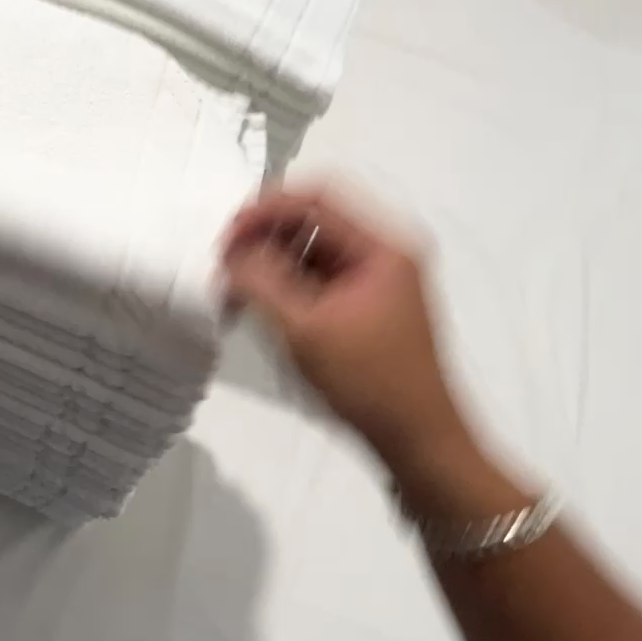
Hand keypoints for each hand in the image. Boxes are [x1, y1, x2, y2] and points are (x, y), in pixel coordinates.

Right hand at [222, 186, 470, 462]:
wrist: (418, 440)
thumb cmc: (367, 381)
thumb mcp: (305, 329)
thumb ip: (262, 282)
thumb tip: (230, 252)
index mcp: (382, 247)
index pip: (315, 201)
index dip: (263, 210)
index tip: (224, 238)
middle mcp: (382, 253)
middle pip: (310, 222)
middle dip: (261, 239)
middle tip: (223, 268)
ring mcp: (373, 279)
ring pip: (308, 251)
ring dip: (266, 264)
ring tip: (232, 293)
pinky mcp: (362, 304)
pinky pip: (314, 278)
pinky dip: (281, 286)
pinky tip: (254, 308)